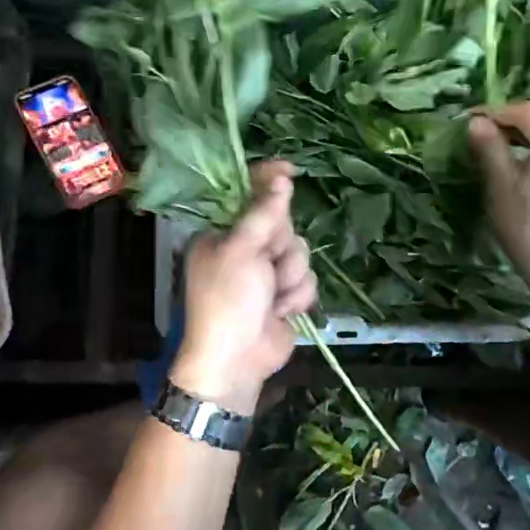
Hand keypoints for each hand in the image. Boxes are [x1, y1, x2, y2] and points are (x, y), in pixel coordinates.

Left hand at [174, 161, 316, 410]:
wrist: (237, 360)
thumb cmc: (228, 301)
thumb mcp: (240, 251)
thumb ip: (263, 213)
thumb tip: (281, 178)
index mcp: (222, 233)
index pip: (247, 194)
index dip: (269, 180)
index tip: (291, 169)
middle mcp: (244, 248)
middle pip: (283, 223)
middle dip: (281, 246)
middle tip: (265, 264)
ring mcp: (266, 272)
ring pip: (300, 252)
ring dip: (290, 277)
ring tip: (271, 297)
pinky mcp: (285, 294)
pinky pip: (307, 279)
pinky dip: (297, 297)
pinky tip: (281, 312)